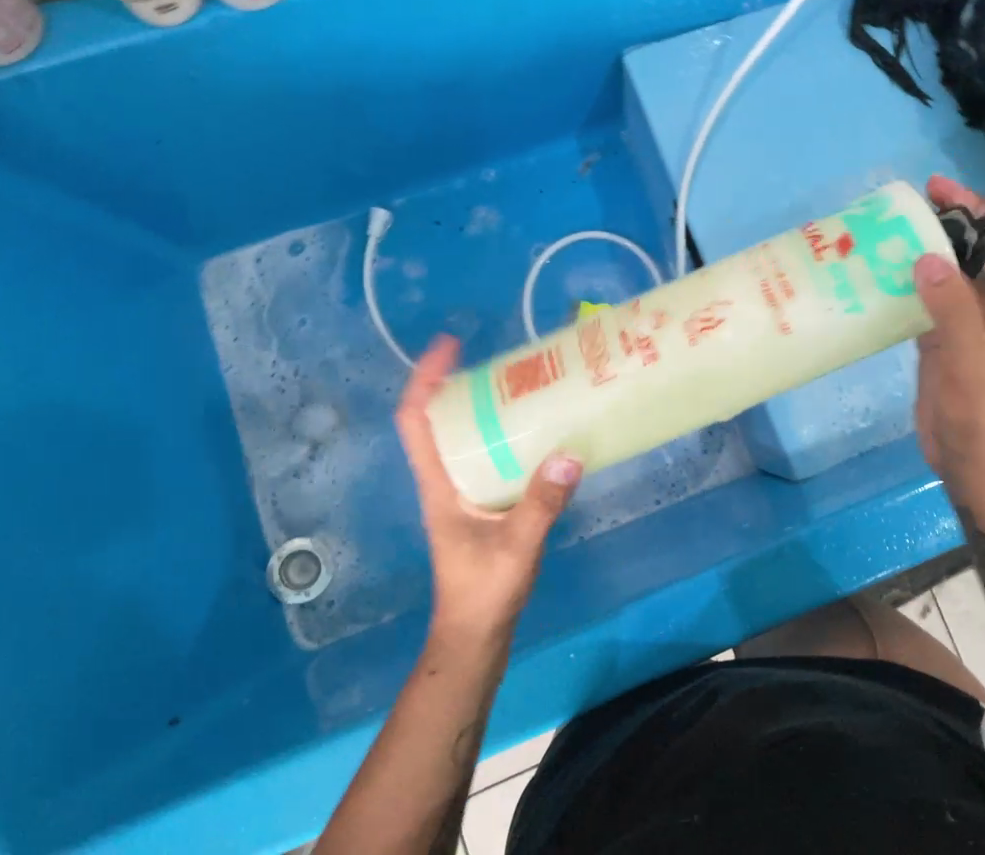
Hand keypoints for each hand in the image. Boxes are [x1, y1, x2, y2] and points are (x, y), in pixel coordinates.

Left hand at [394, 336, 583, 638]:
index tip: (449, 346)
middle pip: (438, 422)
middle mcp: (444, 484)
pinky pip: (488, 461)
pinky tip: (538, 440)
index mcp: (438, 486)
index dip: (424, 379)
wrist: (474, 639)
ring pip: (463, 442)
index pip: (415, 421)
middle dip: (460, 386)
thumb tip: (569, 455)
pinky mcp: (482, 511)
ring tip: (520, 389)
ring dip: (482, 412)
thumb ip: (541, 503)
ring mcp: (462, 498)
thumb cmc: (482, 593)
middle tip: (499, 363)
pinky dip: (506, 441)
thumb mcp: (516, 546)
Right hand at [912, 176, 984, 498]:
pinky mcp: (951, 344)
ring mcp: (981, 329)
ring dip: (949, 244)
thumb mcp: (971, 362)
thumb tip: (927, 255)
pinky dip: (924, 278)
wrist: (974, 470)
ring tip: (914, 218)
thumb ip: (951, 309)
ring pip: (970, 272)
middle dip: (978, 218)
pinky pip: (941, 299)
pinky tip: (895, 265)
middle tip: (937, 190)